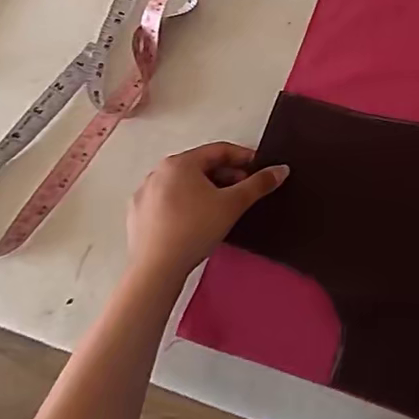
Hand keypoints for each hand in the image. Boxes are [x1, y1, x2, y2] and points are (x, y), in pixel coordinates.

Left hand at [125, 142, 288, 276]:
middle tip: (245, 190)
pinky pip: (168, 201)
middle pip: (200, 166)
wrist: (157, 268)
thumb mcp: (233, 205)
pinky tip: (196, 221)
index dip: (243, 157)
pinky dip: (186, 204)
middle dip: (226, 175)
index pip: (219, 150)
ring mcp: (145, 192)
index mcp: (180, 162)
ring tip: (223, 207)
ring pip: (183, 184)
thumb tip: (280, 170)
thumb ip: (259, 184)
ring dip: (206, 190)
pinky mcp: (139, 213)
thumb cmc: (194, 230)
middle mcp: (158, 171)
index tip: (259, 168)